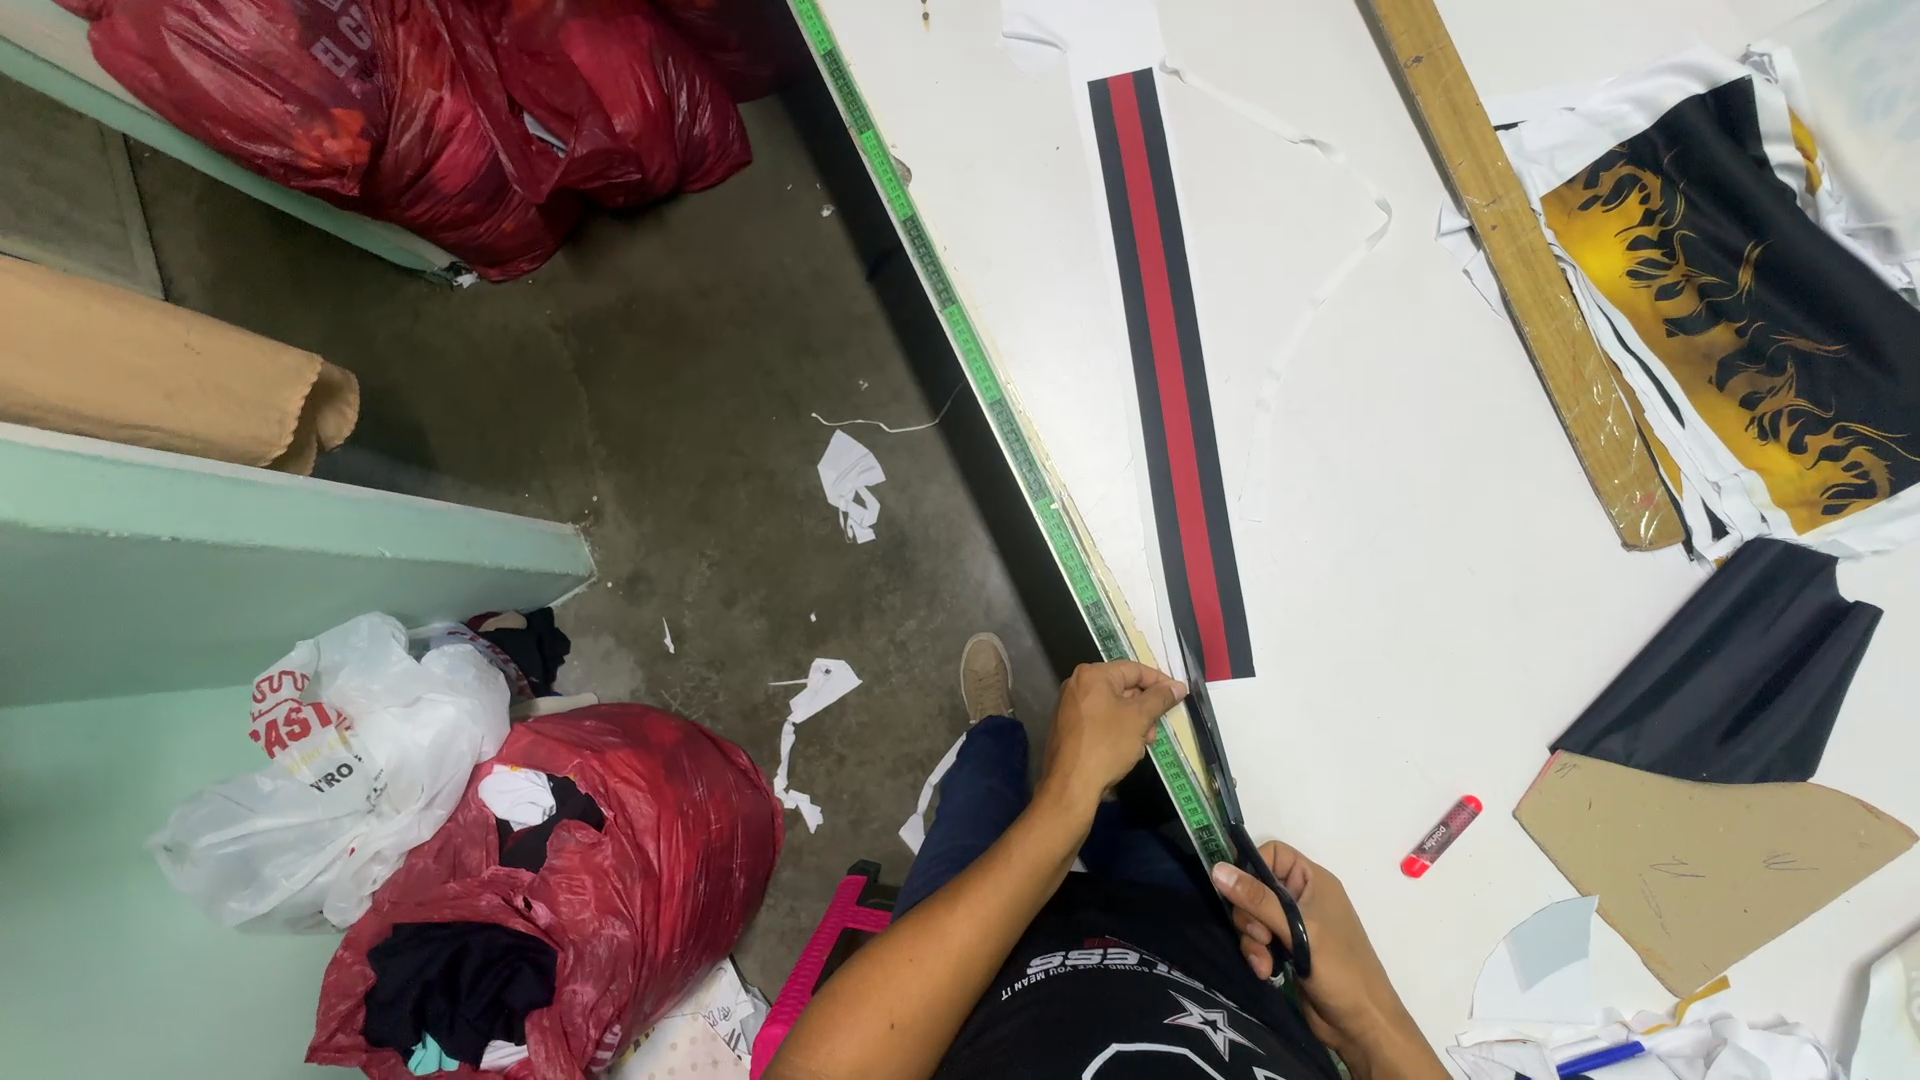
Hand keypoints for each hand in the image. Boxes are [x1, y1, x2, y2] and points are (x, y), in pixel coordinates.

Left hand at [1036, 661, 1184, 810]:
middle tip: (1156, 729)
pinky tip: (1127, 750)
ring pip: (1114, 707)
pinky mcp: (1070, 727)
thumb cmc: (1106, 744)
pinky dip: (1118, 731)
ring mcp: (1071, 706)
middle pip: (1123, 688)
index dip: (1160, 681)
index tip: (1179, 695)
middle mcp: (1078, 685)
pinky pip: (1101, 721)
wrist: (1071, 784)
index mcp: (1092, 675)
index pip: (1134, 669)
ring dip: (1134, 724)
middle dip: (1145, 709)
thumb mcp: (1139, 718)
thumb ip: (1159, 698)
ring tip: (1142, 745)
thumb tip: (1177, 686)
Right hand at [1213, 843, 1444, 1079]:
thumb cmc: (1339, 970)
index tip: (1239, 890)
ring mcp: (1293, 924)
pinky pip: (1257, 938)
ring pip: (1252, 914)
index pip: (1271, 852)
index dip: (1251, 867)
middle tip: (1261, 936)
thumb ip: (1256, 899)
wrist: (1362, 1028)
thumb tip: (1216, 869)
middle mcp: (1302, 897)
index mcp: (1313, 880)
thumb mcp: (1297, 930)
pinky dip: (1256, 953)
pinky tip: (1265, 971)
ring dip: (1251, 938)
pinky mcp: (1286, 948)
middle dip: (1250, 914)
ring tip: (1263, 962)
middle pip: (1255, 885)